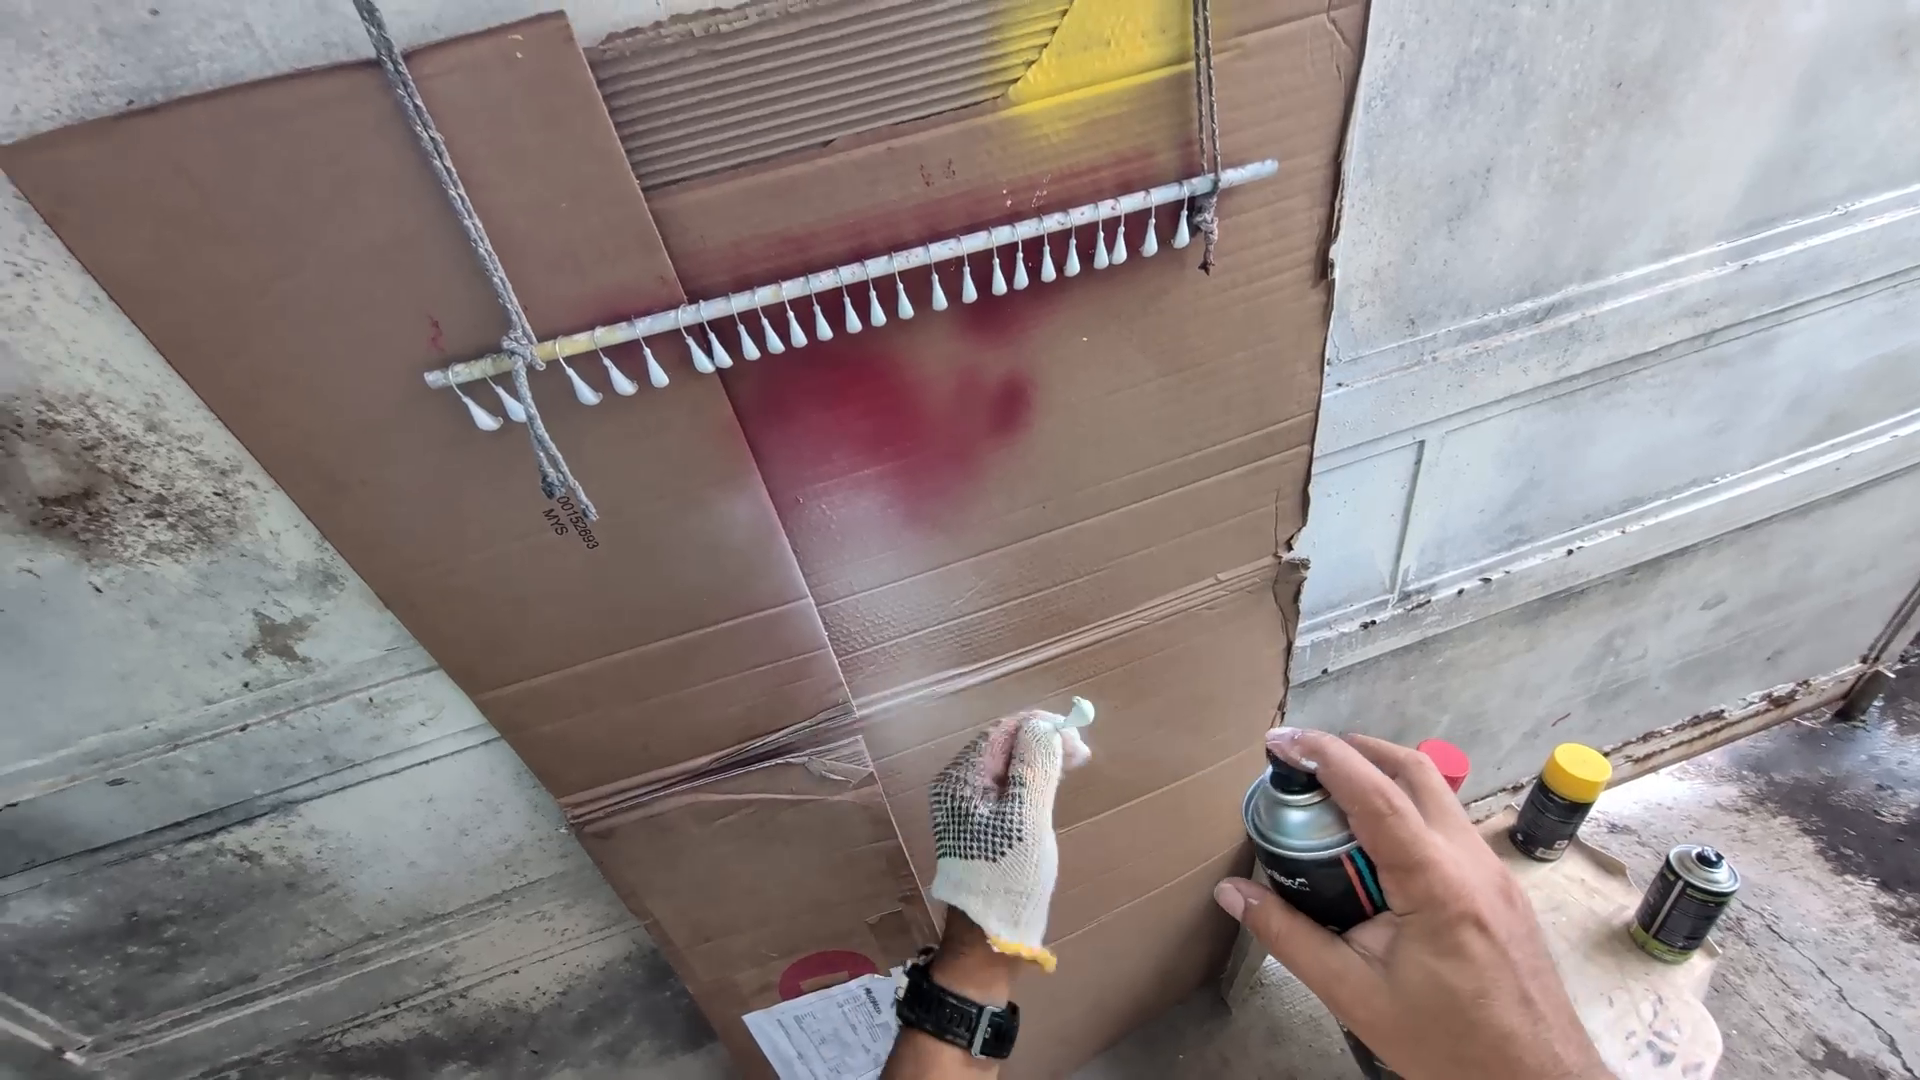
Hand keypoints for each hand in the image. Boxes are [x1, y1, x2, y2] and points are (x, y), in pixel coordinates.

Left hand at [925, 706, 1091, 970]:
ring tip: (1074, 761)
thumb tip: (1043, 726)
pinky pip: (1007, 785)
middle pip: (1002, 745)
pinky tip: (1053, 781)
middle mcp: (957, 785)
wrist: (989, 936)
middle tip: (1080, 750)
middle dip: (1041, 740)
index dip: (1037, 725)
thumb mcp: (1026, 819)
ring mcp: (966, 804)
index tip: (1075, 732)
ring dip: (1039, 757)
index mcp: (960, 779)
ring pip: (1007, 764)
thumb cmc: (1008, 877)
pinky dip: (1032, 778)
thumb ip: (1035, 767)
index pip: (999, 732)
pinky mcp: (978, 820)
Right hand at [1214, 729, 1610, 1079]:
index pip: (1376, 794)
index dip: (1324, 755)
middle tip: (1301, 760)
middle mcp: (1471, 861)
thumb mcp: (1354, 995)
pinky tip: (1369, 847)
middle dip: (1353, 749)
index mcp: (1437, 884)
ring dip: (1379, 776)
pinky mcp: (1499, 886)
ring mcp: (1492, 870)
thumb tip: (1230, 892)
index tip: (1278, 741)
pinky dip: (1400, 808)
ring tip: (1327, 797)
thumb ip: (1288, 936)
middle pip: (1413, 771)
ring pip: (1434, 792)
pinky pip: (1444, 822)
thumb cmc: (1449, 1047)